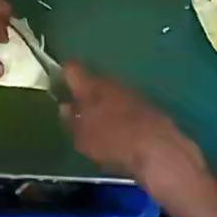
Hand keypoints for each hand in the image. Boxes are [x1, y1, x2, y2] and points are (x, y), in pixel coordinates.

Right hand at [62, 62, 211, 202]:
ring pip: (112, 93)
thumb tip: (65, 107)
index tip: (59, 80)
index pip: (72, 68)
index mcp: (90, 86)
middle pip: (94, 81)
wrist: (157, 149)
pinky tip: (121, 130)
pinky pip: (127, 106)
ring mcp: (132, 93)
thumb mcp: (81, 137)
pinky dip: (122, 113)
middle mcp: (110, 83)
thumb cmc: (111, 141)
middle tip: (78, 108)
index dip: (65, 72)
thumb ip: (71, 120)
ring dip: (105, 103)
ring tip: (99, 122)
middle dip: (86, 91)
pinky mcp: (148, 107)